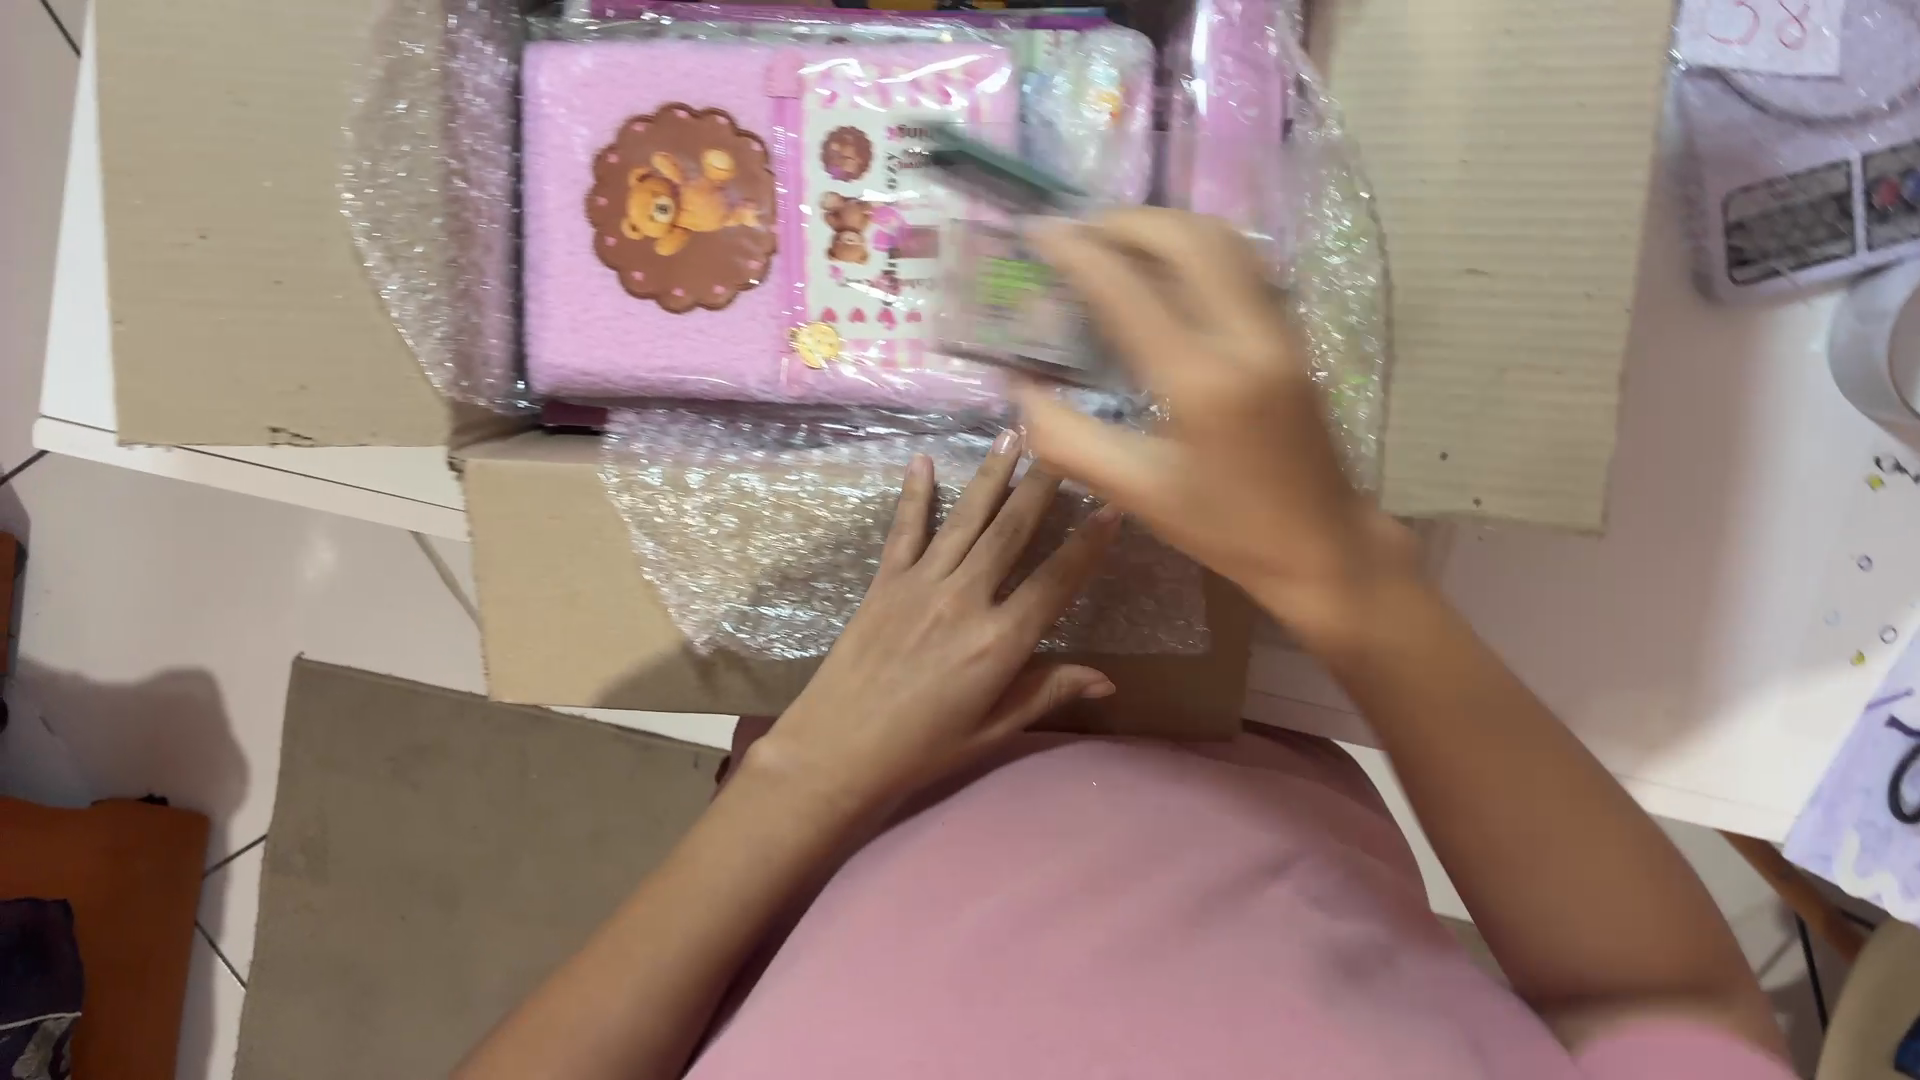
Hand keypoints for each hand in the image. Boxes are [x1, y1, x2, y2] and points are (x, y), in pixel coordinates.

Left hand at [747, 432, 1121, 816]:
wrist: (838, 749)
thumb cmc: (924, 749)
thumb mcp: (994, 728)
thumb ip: (1047, 691)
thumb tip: (1108, 680)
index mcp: (1000, 641)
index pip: (1057, 580)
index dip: (1088, 542)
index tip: (1112, 505)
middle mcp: (965, 599)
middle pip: (1012, 532)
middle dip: (1042, 486)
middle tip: (1063, 447)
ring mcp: (921, 583)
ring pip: (966, 519)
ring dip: (992, 476)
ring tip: (1013, 436)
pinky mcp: (884, 581)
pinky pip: (905, 530)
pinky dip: (915, 494)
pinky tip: (923, 461)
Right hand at [1015, 207, 1419, 651]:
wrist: (1321, 544)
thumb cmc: (1223, 527)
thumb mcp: (1134, 493)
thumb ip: (1066, 439)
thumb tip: (1019, 388)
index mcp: (1200, 379)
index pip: (1126, 288)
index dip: (1075, 252)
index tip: (1037, 232)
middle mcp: (1245, 336)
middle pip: (1184, 237)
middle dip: (1123, 221)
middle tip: (1076, 232)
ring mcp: (1279, 329)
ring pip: (1223, 240)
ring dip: (1163, 227)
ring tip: (1114, 240)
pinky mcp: (1293, 335)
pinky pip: (1243, 264)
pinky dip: (1196, 248)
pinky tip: (1167, 270)